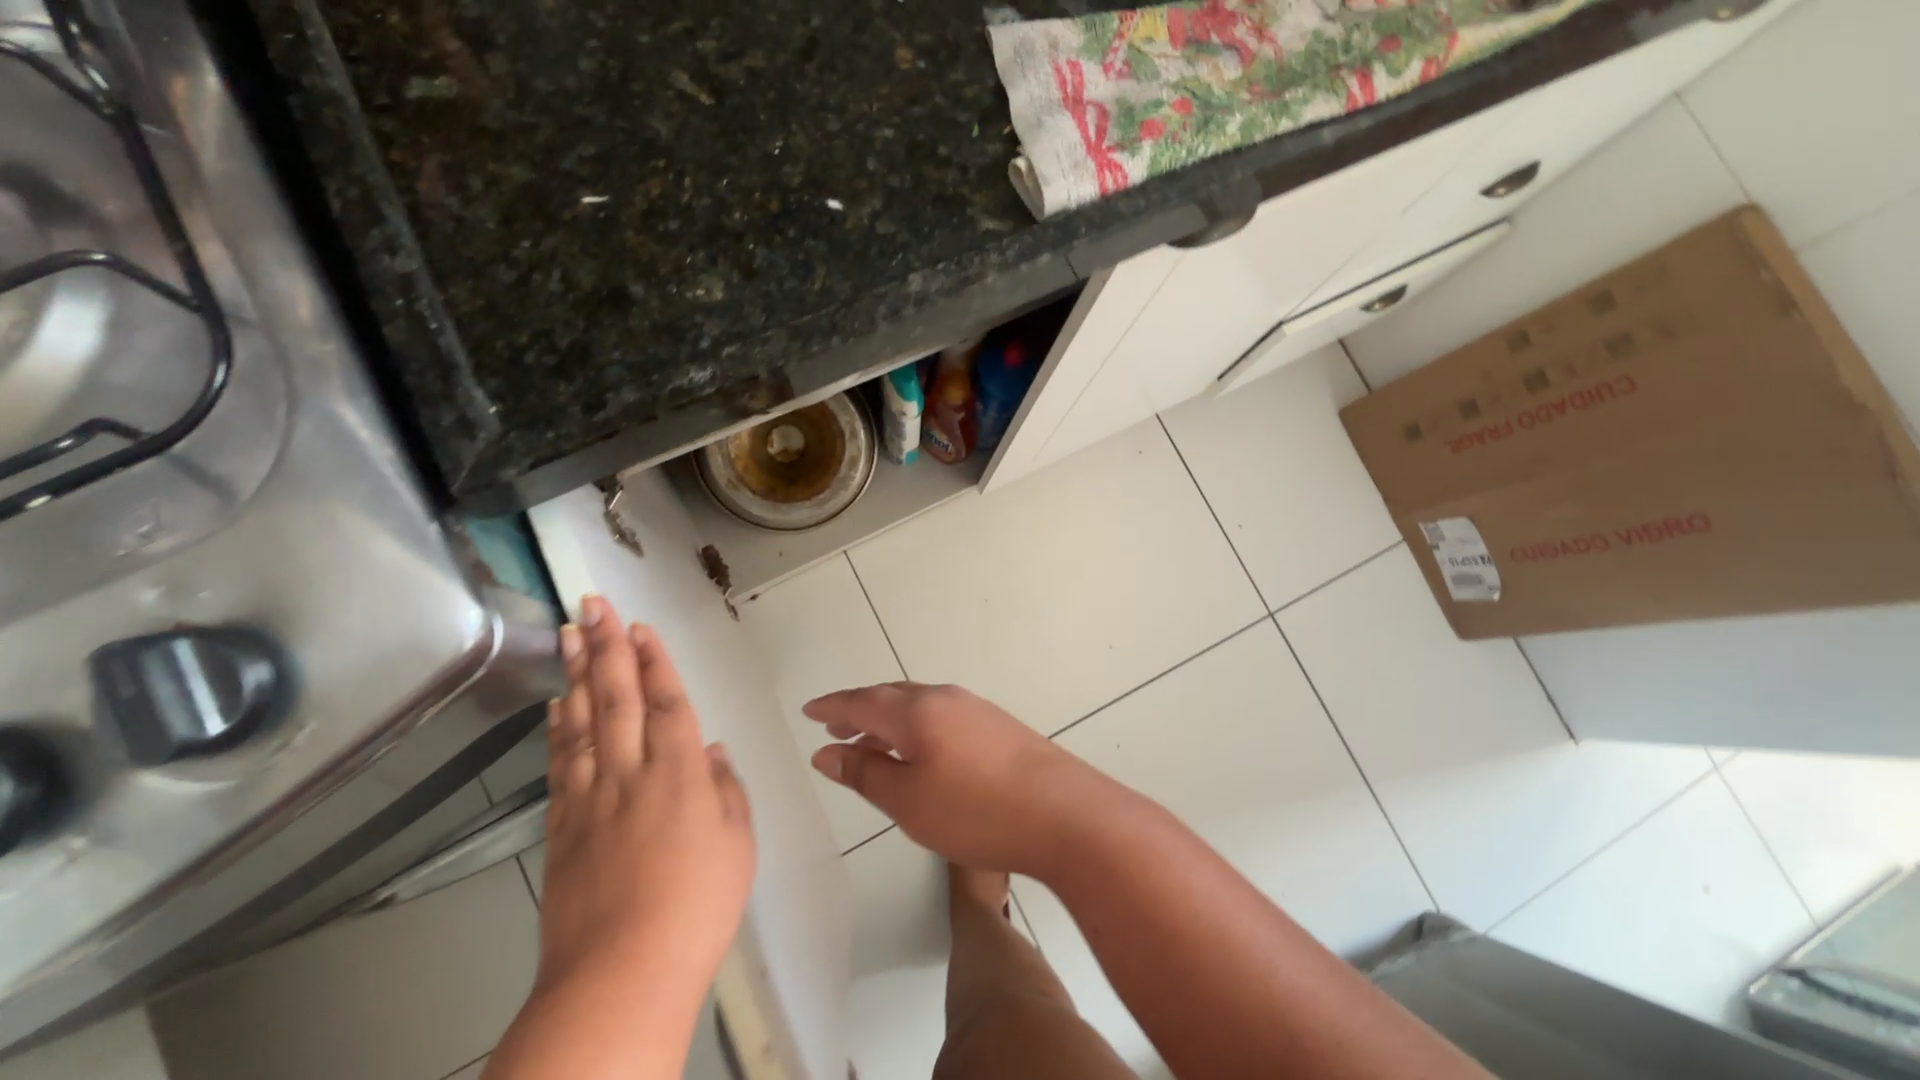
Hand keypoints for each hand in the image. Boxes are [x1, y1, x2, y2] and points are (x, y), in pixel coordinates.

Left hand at [535, 596, 755, 1002]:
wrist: (621, 970)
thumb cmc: (697, 907)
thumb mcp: (737, 847)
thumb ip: (726, 793)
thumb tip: (713, 753)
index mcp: (679, 774)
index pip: (665, 702)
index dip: (653, 660)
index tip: (638, 625)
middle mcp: (629, 773)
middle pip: (616, 696)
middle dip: (605, 645)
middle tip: (591, 603)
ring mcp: (588, 798)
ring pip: (581, 722)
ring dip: (576, 674)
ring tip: (568, 634)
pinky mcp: (560, 827)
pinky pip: (559, 764)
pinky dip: (558, 730)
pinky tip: (557, 708)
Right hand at [804, 682, 1124, 877]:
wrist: (1068, 817)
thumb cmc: (977, 812)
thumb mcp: (908, 802)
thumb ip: (865, 773)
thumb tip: (827, 752)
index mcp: (917, 711)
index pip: (861, 702)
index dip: (832, 707)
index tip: (810, 712)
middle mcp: (947, 699)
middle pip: (892, 698)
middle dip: (860, 712)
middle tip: (836, 728)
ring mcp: (980, 711)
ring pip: (921, 708)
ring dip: (891, 722)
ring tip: (873, 745)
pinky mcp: (1003, 729)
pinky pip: (945, 718)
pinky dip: (920, 730)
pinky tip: (924, 755)